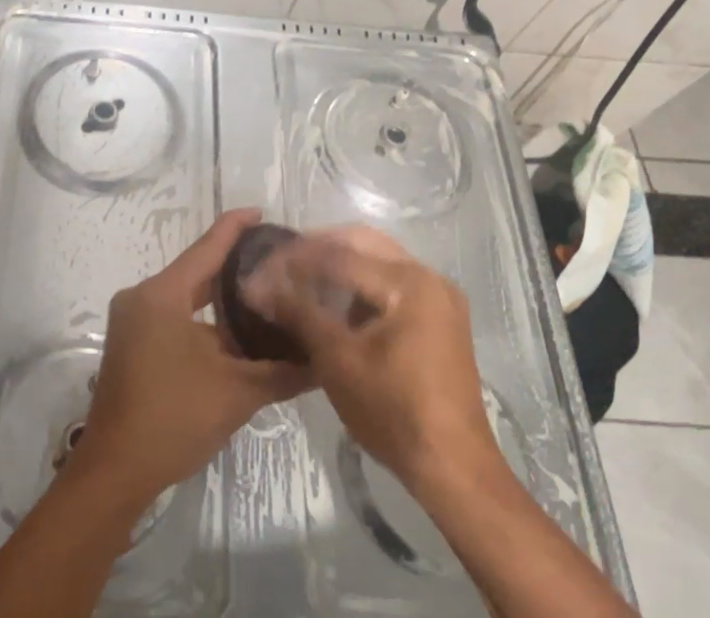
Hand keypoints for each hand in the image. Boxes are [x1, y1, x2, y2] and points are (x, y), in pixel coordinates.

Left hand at [67, 209, 312, 499]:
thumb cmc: (174, 417)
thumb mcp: (237, 392)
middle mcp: (142, 299)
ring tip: (268, 298)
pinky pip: (175, 321)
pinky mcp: (133, 347)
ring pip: (186, 301)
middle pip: (196, 272)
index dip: (236, 228)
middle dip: (236, 268)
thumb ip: (284, 372)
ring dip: (222, 303)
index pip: (206, 248)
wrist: (116, 469)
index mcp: (161, 295)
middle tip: (279, 263)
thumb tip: (326, 362)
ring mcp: (133, 324)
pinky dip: (206, 324)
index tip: (264, 212)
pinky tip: (240, 336)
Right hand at [240, 226, 502, 499]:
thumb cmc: (392, 409)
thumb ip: (298, 312)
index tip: (257, 270)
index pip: (338, 253)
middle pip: (363, 244)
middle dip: (317, 250)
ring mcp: (440, 300)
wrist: (452, 465)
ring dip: (339, 266)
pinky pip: (394, 286)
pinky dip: (361, 287)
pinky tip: (334, 306)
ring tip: (299, 283)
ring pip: (379, 262)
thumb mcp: (336, 359)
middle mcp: (430, 278)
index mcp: (408, 281)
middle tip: (278, 265)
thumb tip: (257, 286)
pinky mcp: (441, 322)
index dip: (292, 259)